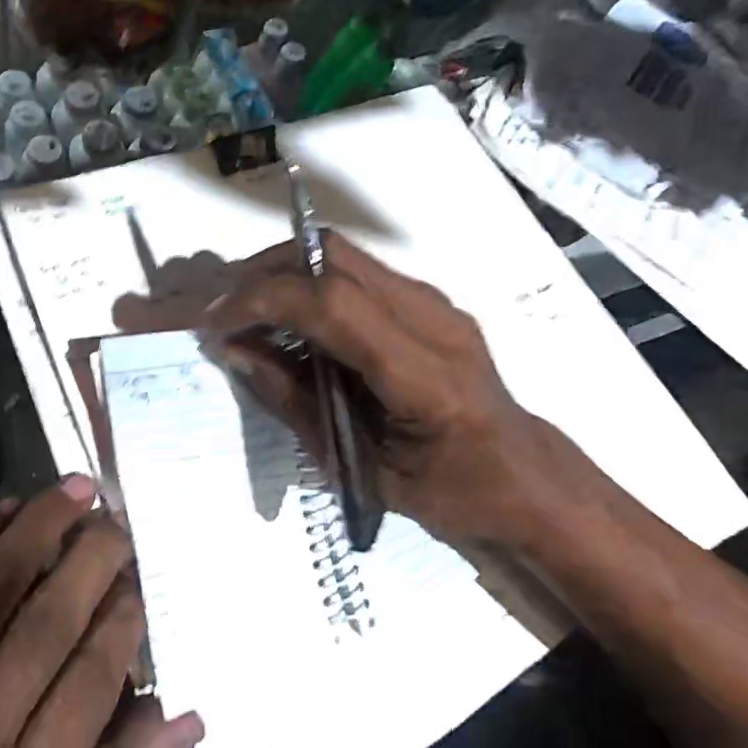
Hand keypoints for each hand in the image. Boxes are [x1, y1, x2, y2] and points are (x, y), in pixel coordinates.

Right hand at [198, 233, 592, 546]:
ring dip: (282, 272)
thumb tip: (235, 350)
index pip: (333, 303)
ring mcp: (433, 301)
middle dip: (264, 271)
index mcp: (426, 374)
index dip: (264, 300)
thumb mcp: (363, 469)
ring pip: (338, 253)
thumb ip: (295, 403)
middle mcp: (433, 319)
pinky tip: (292, 321)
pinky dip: (307, 282)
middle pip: (331, 256)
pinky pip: (352, 270)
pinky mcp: (425, 299)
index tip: (218, 322)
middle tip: (226, 310)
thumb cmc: (452, 494)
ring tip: (249, 313)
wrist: (530, 478)